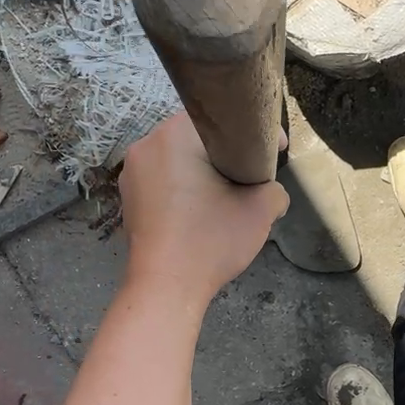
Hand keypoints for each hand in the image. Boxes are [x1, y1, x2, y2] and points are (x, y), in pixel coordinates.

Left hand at [119, 112, 287, 301]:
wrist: (166, 286)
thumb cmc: (211, 241)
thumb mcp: (259, 212)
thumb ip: (274, 190)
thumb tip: (272, 191)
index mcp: (175, 137)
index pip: (222, 118)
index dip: (254, 134)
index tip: (276, 152)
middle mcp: (147, 145)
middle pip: (198, 138)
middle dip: (226, 153)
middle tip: (252, 176)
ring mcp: (132, 173)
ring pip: (179, 159)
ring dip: (203, 171)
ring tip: (226, 197)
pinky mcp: (129, 198)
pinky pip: (164, 181)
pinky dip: (184, 188)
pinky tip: (200, 213)